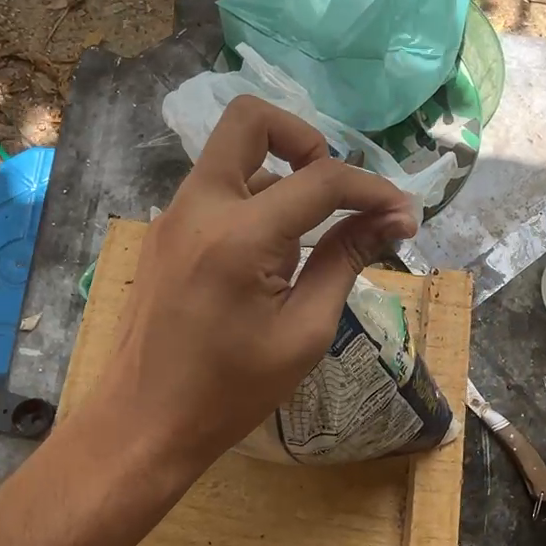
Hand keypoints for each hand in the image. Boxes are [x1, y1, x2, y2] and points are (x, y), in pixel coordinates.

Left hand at [65, 95, 417, 467]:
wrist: (141, 427)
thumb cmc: (230, 392)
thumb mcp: (305, 332)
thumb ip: (345, 261)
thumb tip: (391, 219)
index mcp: (238, 237)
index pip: (321, 179)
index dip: (373, 190)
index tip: (404, 217)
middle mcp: (199, 207)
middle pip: (251, 118)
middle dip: (307, 140)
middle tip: (335, 192)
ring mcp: (174, 215)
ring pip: (235, 154)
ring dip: (283, 176)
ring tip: (311, 241)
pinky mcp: (166, 232)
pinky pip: (219, 188)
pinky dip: (258, 200)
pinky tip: (275, 256)